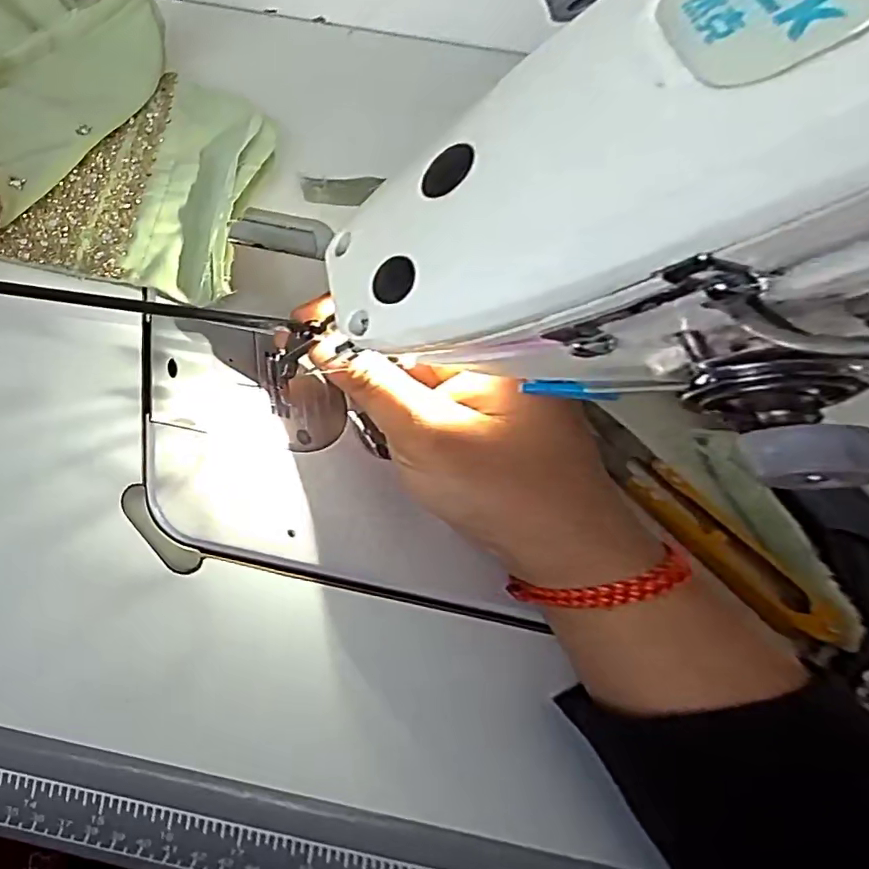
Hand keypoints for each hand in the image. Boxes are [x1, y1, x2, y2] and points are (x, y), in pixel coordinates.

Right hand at [297, 301, 807, 716]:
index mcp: (493, 352)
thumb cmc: (520, 500)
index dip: (346, 320)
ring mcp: (484, 383)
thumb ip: (371, 385)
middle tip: (310, 358)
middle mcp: (492, 359)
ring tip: (352, 400)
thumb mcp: (425, 436)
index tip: (306, 326)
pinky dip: (389, 396)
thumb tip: (330, 349)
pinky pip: (417, 387)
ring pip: (405, 364)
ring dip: (369, 377)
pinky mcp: (474, 405)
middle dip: (351, 350)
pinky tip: (381, 416)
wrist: (561, 550)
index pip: (403, 317)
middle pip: (399, 337)